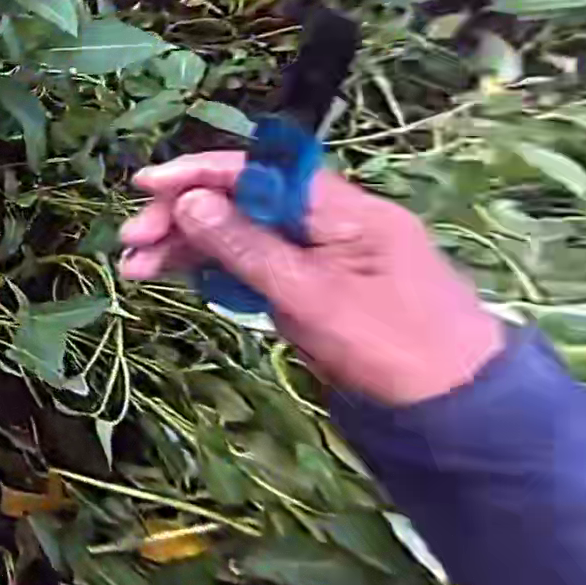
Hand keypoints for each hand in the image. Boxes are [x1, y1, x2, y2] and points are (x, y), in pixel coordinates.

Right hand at [118, 151, 506, 405]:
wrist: (452, 413)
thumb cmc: (390, 347)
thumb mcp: (310, 295)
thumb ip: (245, 244)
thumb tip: (187, 199)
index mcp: (341, 211)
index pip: (258, 171)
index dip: (197, 172)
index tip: (146, 185)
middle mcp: (318, 220)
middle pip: (232, 200)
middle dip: (176, 215)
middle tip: (132, 239)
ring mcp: (303, 248)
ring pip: (224, 229)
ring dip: (176, 243)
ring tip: (133, 267)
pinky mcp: (291, 275)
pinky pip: (233, 257)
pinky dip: (196, 264)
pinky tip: (161, 274)